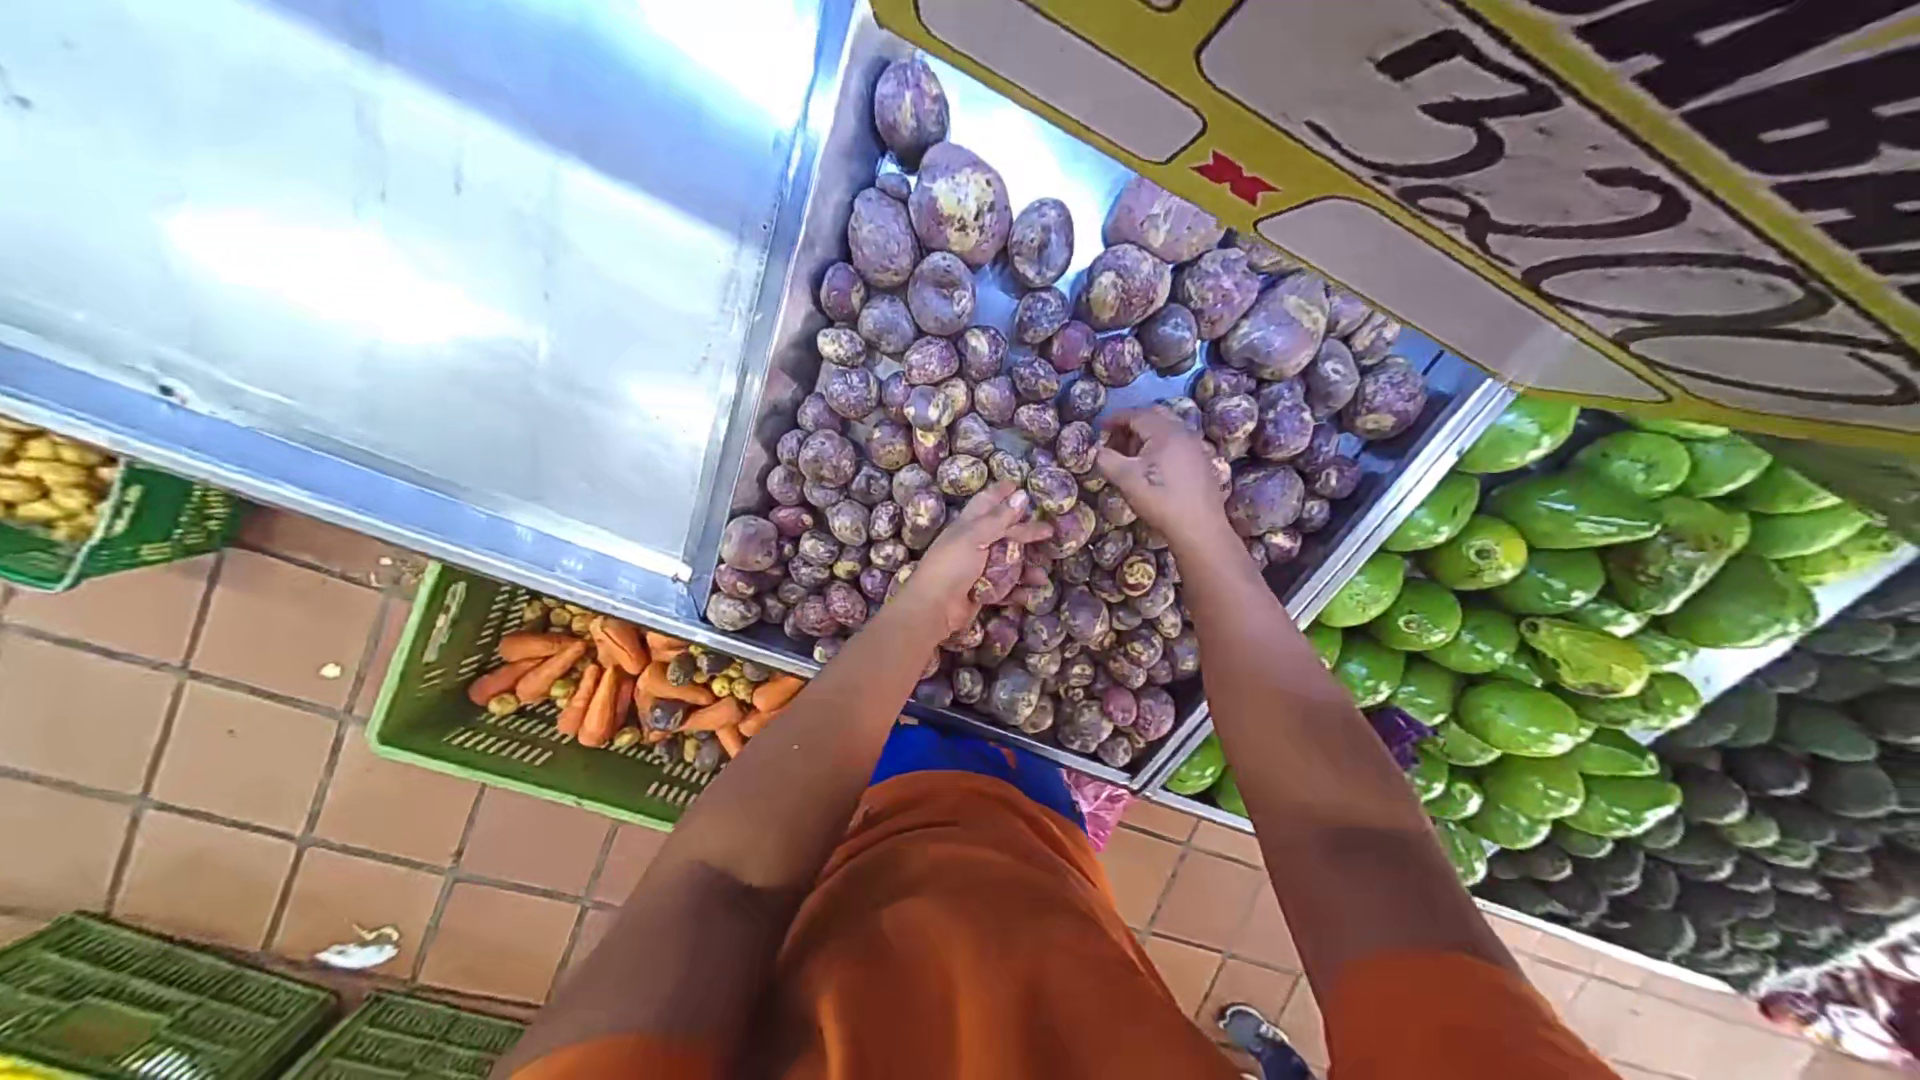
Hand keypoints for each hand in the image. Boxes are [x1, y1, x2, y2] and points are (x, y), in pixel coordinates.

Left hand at [894, 481, 1051, 635]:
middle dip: (1026, 532)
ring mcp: (978, 569)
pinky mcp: (983, 591)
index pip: (986, 503)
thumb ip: (999, 518)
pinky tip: (1030, 593)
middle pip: (1005, 533)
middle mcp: (974, 544)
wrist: (934, 607)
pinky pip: (1006, 588)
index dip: (1000, 492)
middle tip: (1049, 531)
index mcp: (968, 526)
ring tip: (1042, 575)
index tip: (1017, 484)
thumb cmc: (952, 565)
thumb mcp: (974, 536)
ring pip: (1009, 562)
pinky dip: (1018, 590)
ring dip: (1026, 568)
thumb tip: (1022, 495)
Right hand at [1096, 407, 1233, 553]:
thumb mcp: (1126, 479)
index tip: (1100, 428)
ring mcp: (1197, 447)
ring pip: (1167, 430)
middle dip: (1132, 425)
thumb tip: (1097, 451)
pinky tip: (1153, 467)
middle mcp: (1184, 433)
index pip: (1136, 414)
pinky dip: (1160, 447)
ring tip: (1131, 455)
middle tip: (1115, 440)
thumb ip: (1107, 460)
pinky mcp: (1202, 463)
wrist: (1199, 528)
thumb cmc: (1160, 499)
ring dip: (1146, 436)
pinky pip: (1177, 444)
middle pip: (1154, 417)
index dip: (1115, 419)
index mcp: (1166, 431)